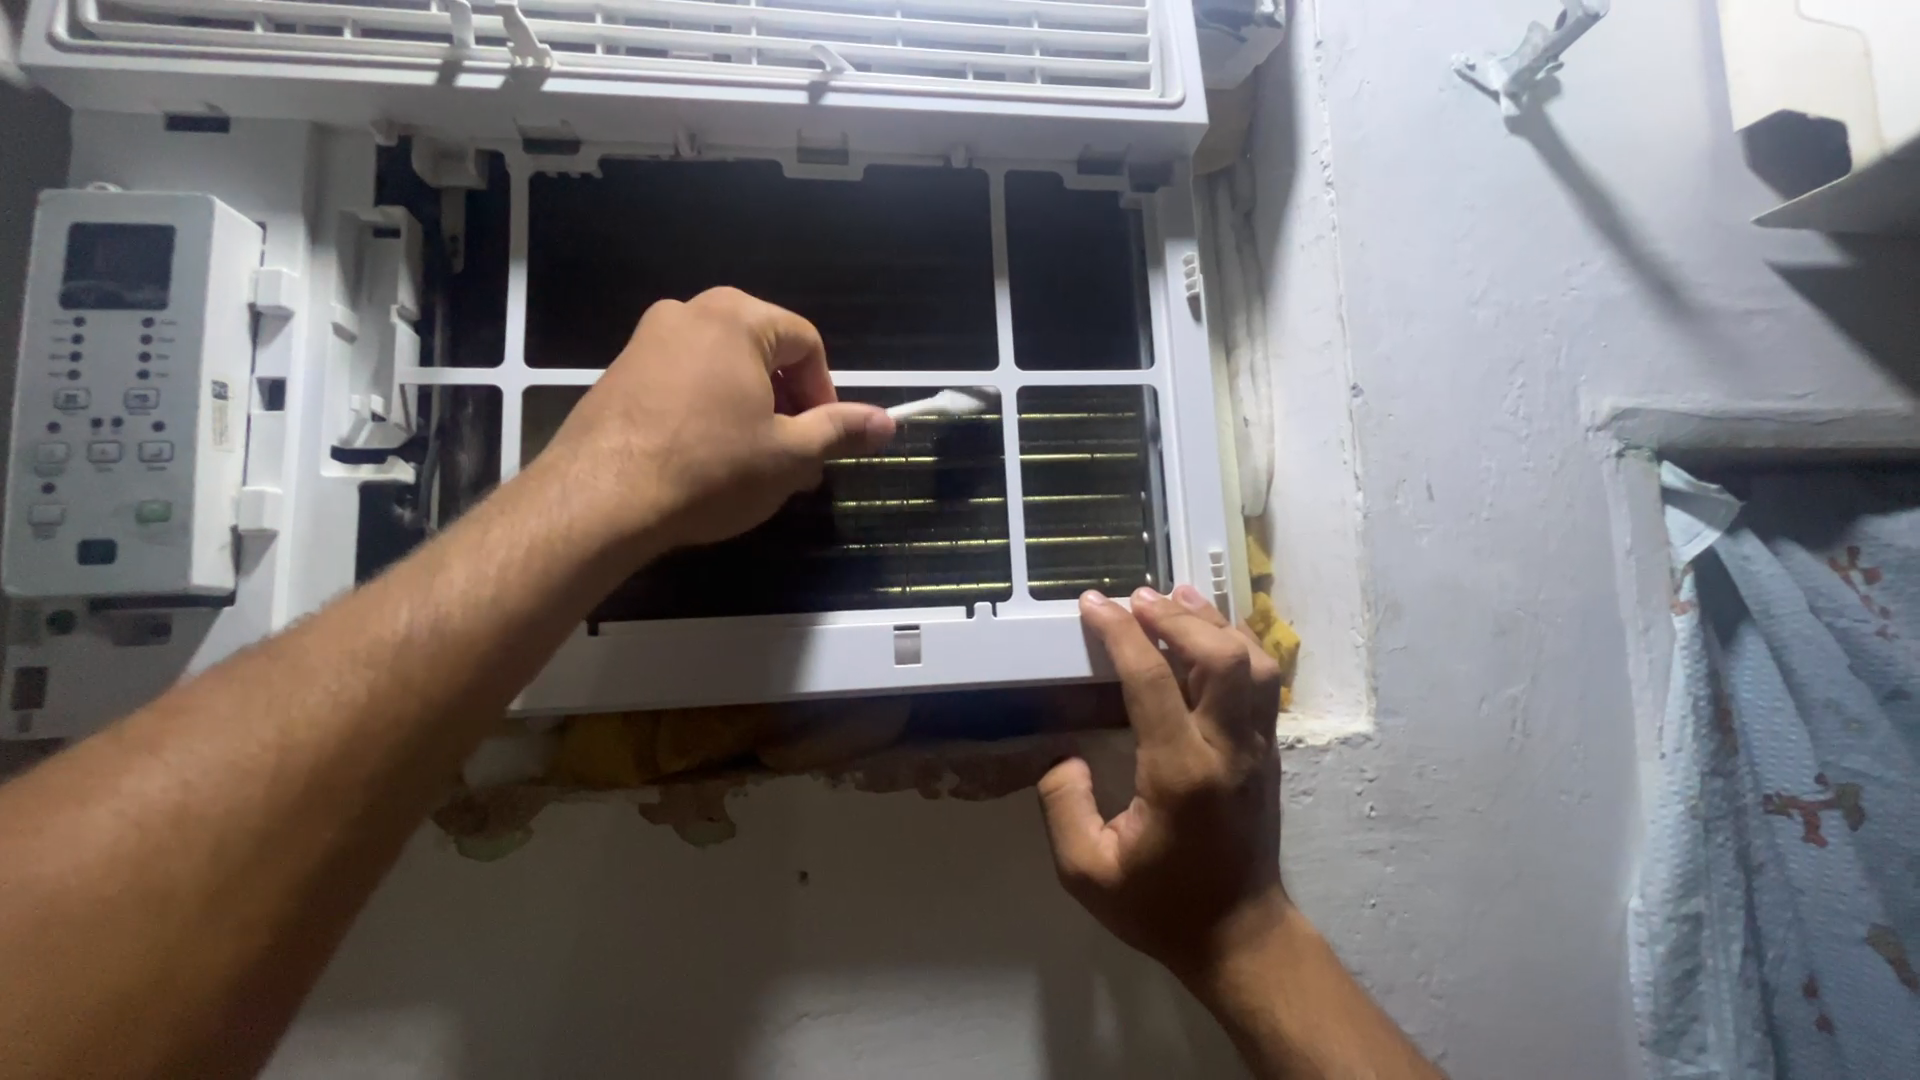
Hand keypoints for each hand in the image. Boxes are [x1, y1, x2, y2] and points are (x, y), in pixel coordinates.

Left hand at [536, 287, 895, 553]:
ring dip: (752, 414)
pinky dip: (709, 414)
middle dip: (789, 407)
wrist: (601, 500)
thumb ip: (842, 430)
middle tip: (794, 460)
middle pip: (765, 353)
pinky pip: (685, 383)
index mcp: (737, 318)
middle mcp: (689, 312)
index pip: (807, 343)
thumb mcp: (790, 455)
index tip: (823, 441)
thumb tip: (890, 422)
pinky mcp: (619, 373)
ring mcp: (646, 340)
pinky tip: (706, 463)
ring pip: (725, 370)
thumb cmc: (709, 469)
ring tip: (753, 468)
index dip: (826, 394)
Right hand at [1039, 584, 1286, 983]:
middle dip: (1176, 616)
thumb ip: (1062, 806)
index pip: (1152, 680)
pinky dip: (1237, 644)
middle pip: (1220, 657)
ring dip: (1214, 622)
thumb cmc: (1159, 906)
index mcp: (1179, 773)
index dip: (1120, 633)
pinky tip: (1210, 632)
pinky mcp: (1269, 752)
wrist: (1239, 936)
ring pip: (1253, 662)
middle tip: (1136, 597)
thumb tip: (1064, 753)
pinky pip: (1263, 682)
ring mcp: (1258, 749)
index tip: (1093, 604)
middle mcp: (1228, 750)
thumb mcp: (1086, 871)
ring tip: (1175, 598)